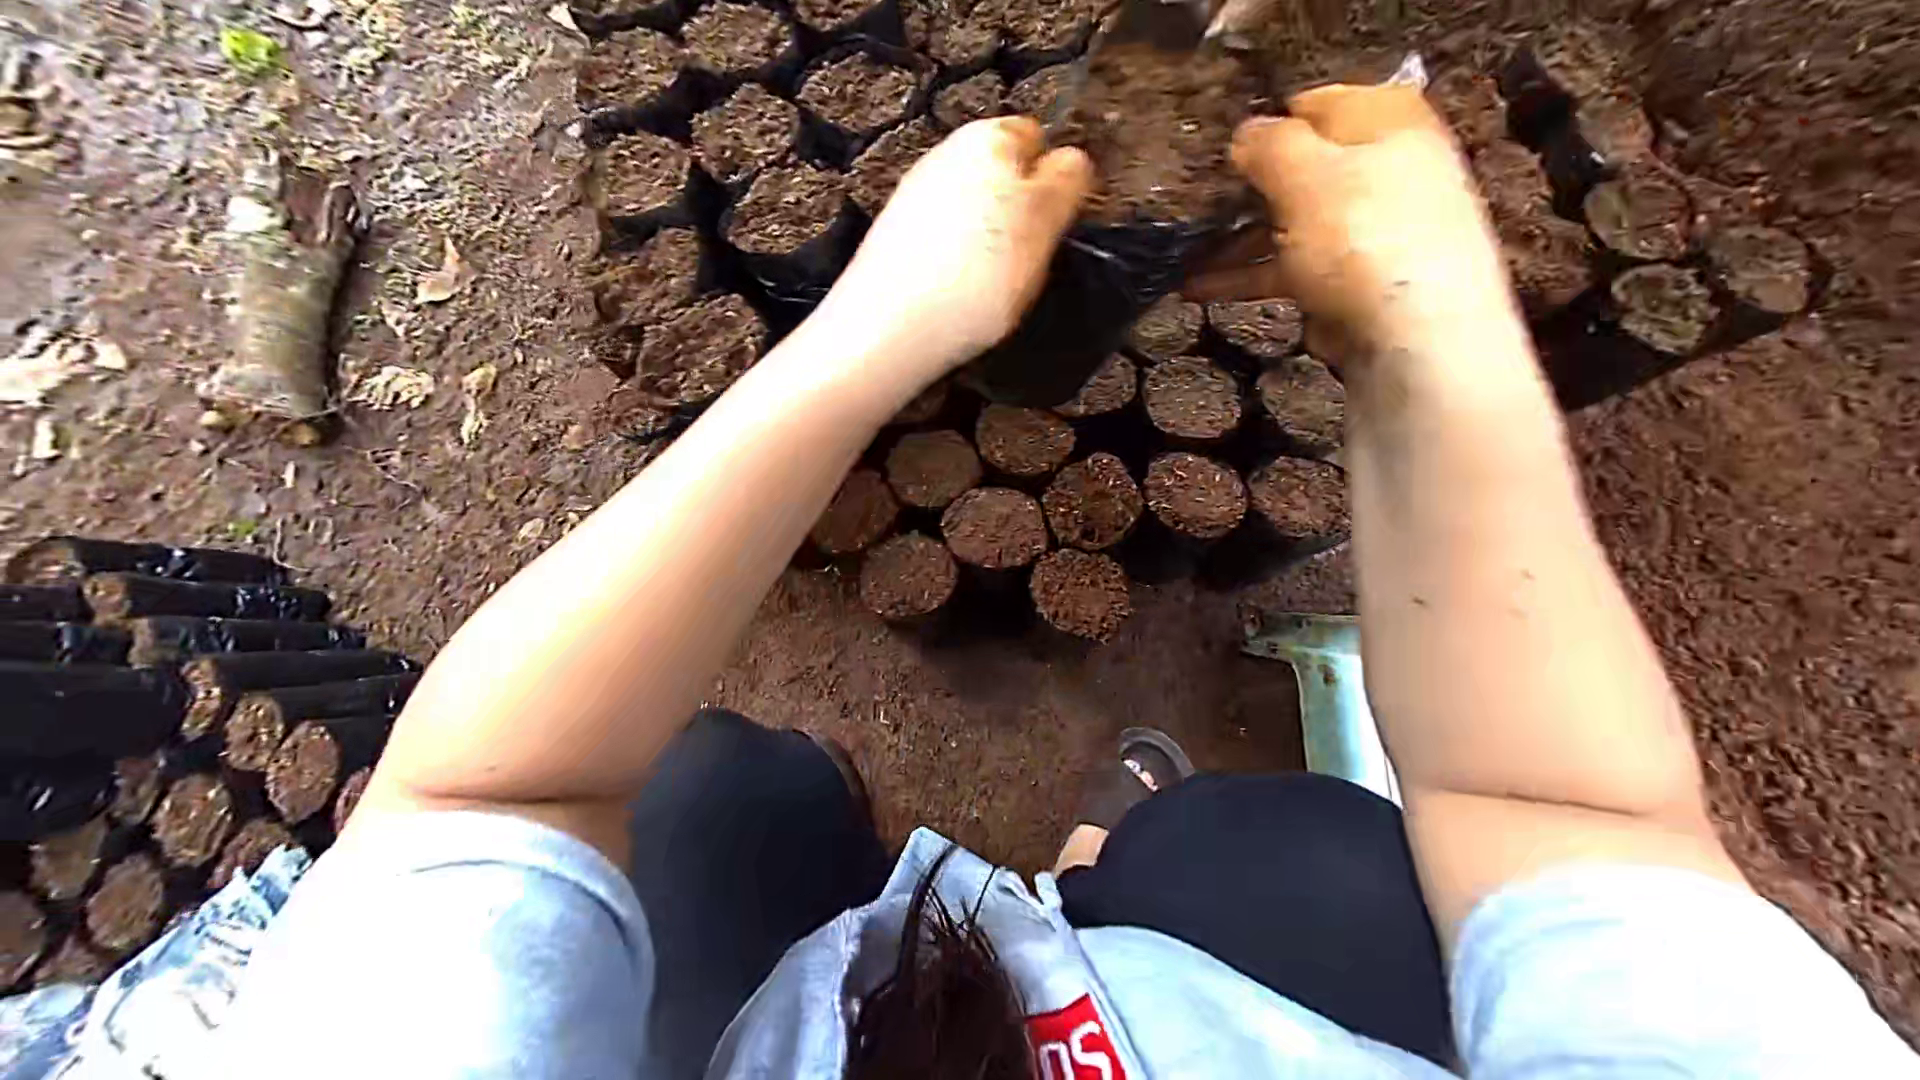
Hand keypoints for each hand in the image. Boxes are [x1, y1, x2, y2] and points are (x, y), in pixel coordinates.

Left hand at [817, 117, 1092, 379]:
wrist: (891, 327)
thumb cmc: (978, 277)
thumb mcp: (1043, 224)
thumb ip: (1066, 184)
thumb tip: (1073, 161)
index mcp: (989, 138)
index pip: (1035, 139)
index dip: (1051, 181)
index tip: (1053, 226)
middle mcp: (946, 155)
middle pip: (999, 177)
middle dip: (1017, 210)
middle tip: (1024, 259)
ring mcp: (915, 196)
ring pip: (972, 211)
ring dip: (986, 238)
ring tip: (986, 284)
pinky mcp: (895, 236)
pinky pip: (943, 241)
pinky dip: (955, 260)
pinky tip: (954, 291)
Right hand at [1196, 84, 1519, 361]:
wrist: (1410, 332)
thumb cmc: (1360, 239)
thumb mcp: (1307, 176)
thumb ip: (1270, 147)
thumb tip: (1245, 134)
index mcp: (1381, 125)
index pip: (1314, 106)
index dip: (1265, 126)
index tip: (1220, 154)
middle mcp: (1376, 171)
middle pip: (1298, 171)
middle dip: (1242, 193)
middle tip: (1196, 209)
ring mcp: (1360, 230)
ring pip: (1285, 225)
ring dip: (1231, 244)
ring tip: (1182, 262)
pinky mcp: (1343, 279)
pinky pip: (1285, 267)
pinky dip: (1245, 276)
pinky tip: (1199, 290)